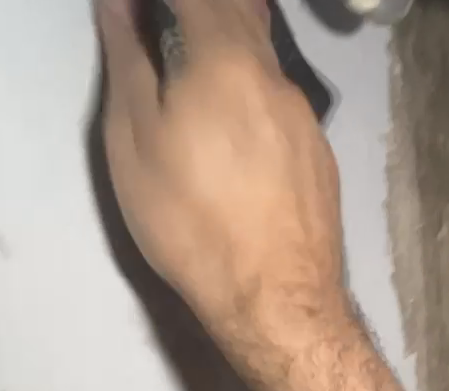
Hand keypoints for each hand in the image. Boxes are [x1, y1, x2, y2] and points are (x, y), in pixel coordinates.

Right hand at [97, 0, 345, 333]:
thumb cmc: (193, 223)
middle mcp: (280, 82)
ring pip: (269, 63)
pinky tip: (242, 125)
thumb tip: (124, 3)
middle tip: (170, 24)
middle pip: (244, 13)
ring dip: (235, 46)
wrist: (280, 303)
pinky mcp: (324, 163)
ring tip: (199, 67)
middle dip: (205, 7)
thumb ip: (130, 59)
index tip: (146, 11)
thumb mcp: (135, 140)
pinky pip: (286, 108)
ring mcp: (310, 125)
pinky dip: (259, 94)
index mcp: (229, 60)